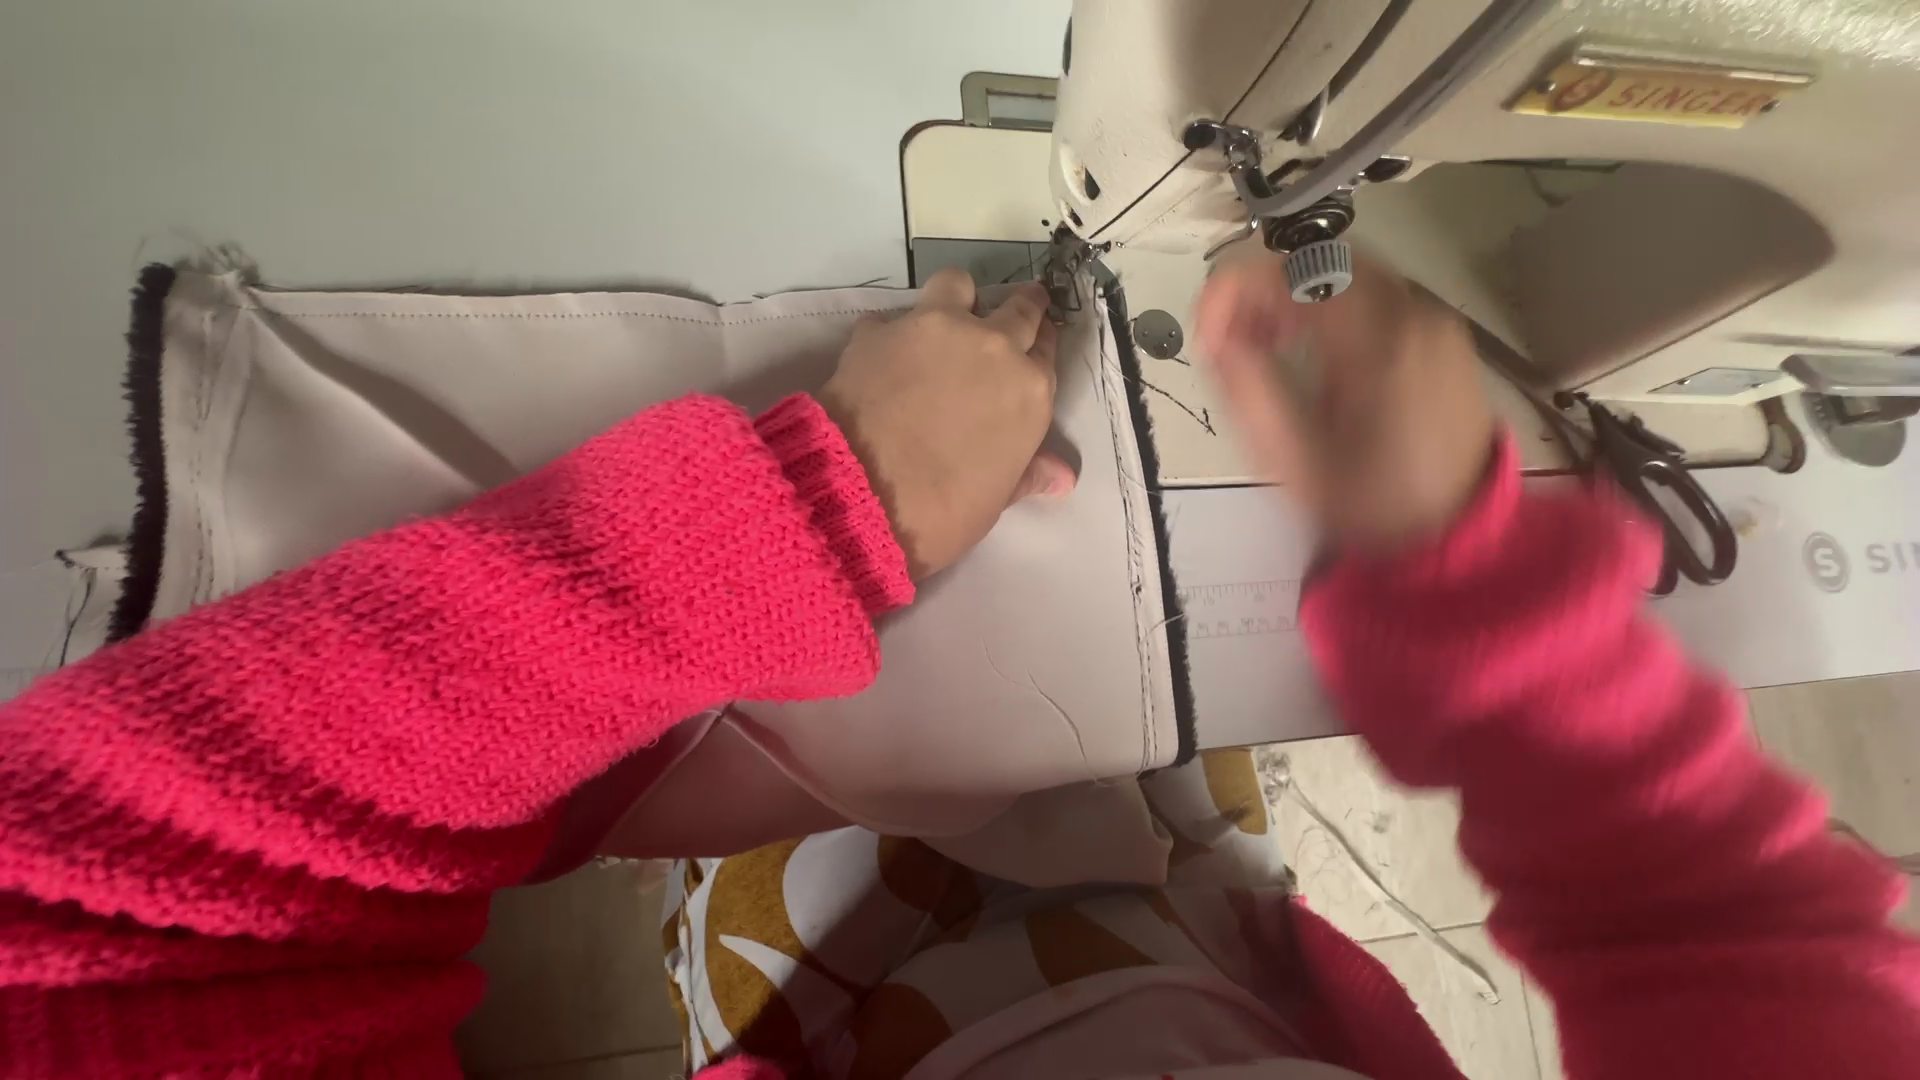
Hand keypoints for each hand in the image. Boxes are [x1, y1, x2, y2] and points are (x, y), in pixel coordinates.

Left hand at [818, 268, 1073, 577]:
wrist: (862, 494)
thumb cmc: (943, 510)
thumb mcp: (995, 500)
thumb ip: (1027, 474)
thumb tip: (1062, 477)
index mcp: (1030, 390)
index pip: (1046, 350)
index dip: (1039, 347)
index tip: (1031, 348)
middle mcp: (992, 346)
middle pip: (1017, 308)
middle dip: (1019, 309)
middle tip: (1008, 318)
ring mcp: (935, 329)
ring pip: (957, 284)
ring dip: (956, 299)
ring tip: (942, 324)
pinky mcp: (881, 330)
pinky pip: (891, 320)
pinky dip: (891, 336)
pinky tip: (881, 363)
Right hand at [1194, 252, 1494, 550]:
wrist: (1455, 532)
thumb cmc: (1367, 504)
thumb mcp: (1292, 457)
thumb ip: (1247, 388)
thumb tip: (1213, 335)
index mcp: (1376, 343)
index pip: (1294, 272)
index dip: (1235, 290)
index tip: (1208, 334)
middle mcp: (1414, 315)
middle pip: (1322, 260)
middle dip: (1264, 291)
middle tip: (1232, 339)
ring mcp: (1434, 322)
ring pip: (1349, 273)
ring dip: (1294, 298)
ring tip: (1265, 348)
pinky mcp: (1440, 335)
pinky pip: (1374, 297)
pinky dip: (1329, 309)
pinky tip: (1310, 353)